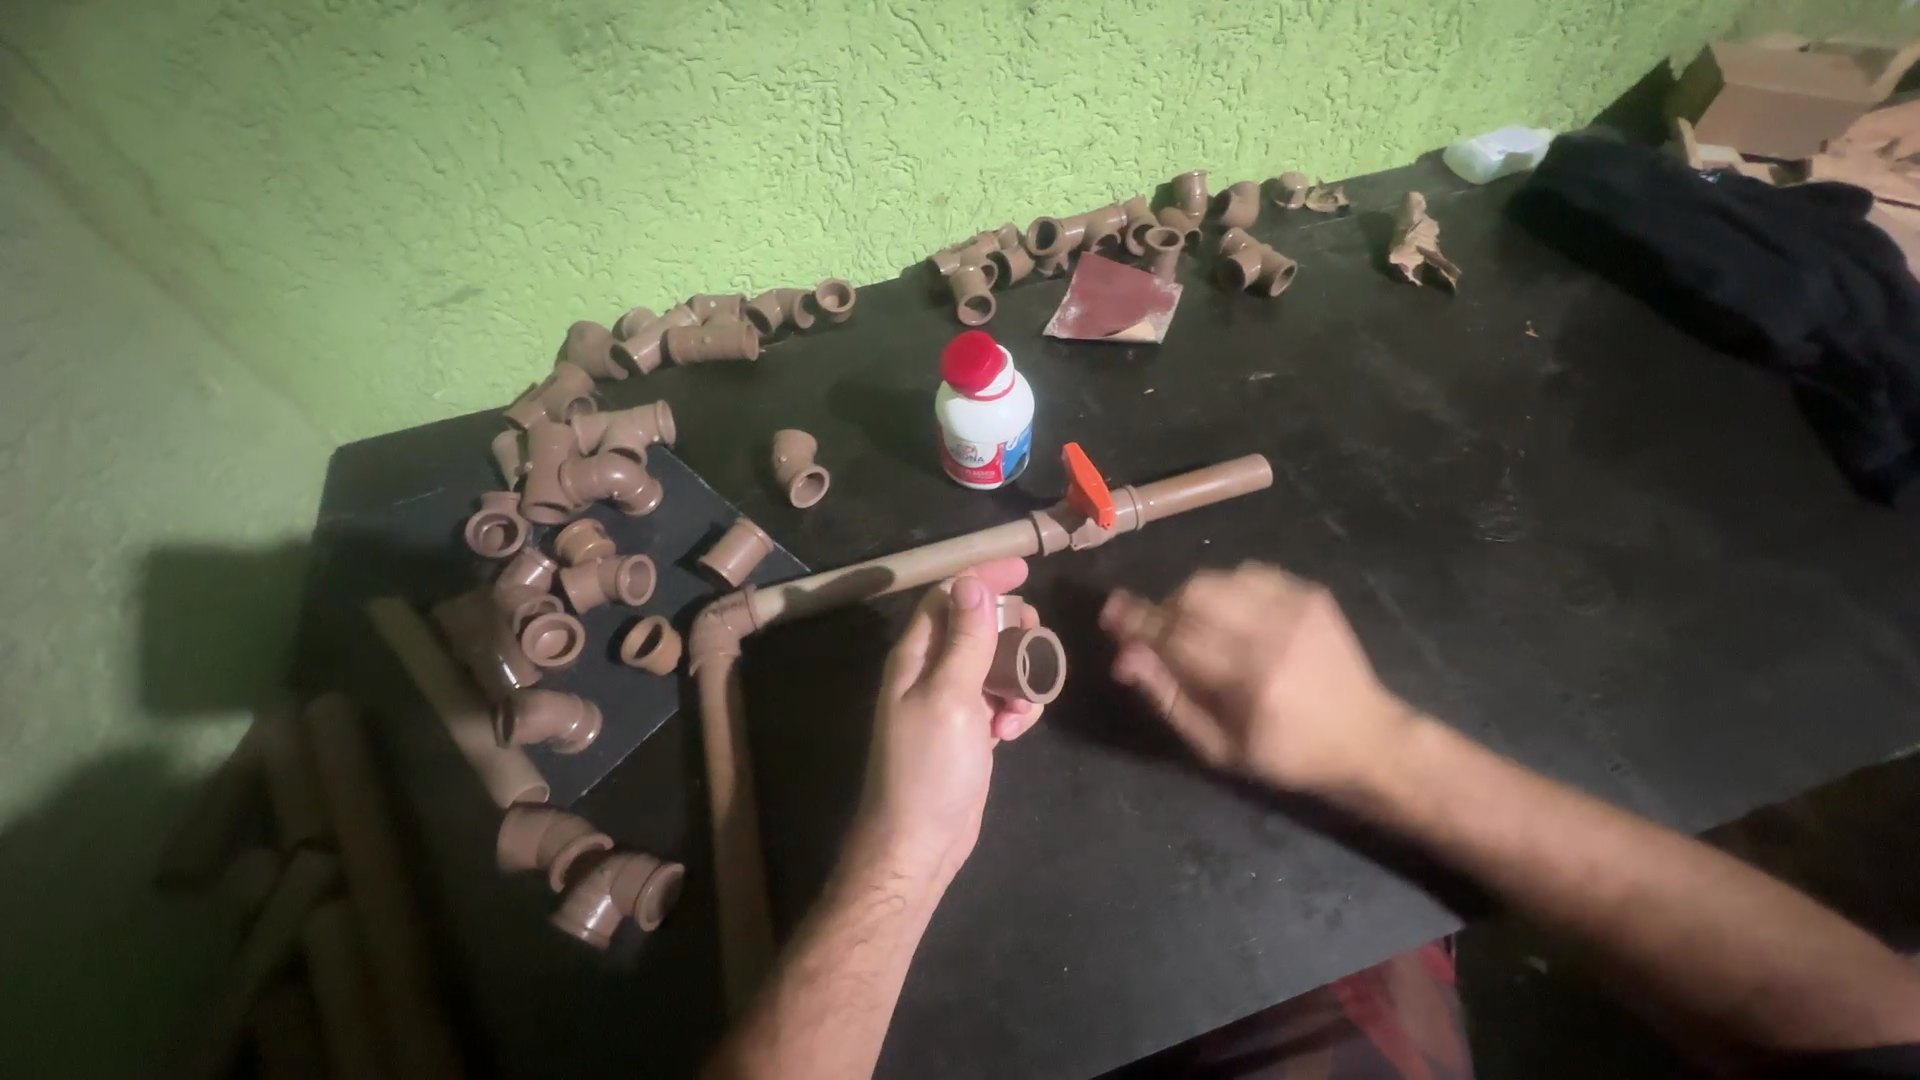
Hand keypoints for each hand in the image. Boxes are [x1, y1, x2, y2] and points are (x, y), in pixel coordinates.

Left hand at [854, 558, 1045, 884]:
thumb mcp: (949, 696)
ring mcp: (950, 701)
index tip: (1025, 569)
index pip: (948, 597)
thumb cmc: (930, 768)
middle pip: (975, 626)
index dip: (983, 578)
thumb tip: (972, 583)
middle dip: (1010, 628)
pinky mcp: (969, 729)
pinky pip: (999, 698)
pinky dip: (1014, 705)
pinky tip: (1015, 730)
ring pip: (994, 662)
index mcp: (915, 656)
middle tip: (1035, 639)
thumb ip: (963, 640)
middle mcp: (930, 671)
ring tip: (1026, 700)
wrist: (921, 842)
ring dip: (1018, 673)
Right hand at [1100, 561, 1411, 796]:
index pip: (1174, 636)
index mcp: (1248, 680)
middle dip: (1163, 609)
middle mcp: (1271, 634)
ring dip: (1192, 598)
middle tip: (1159, 632)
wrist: (1367, 738)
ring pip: (1217, 579)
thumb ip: (1167, 698)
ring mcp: (1295, 607)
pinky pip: (1248, 573)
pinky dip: (1227, 589)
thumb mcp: (1217, 746)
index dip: (1136, 622)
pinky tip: (1233, 616)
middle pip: (1193, 595)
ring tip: (1197, 626)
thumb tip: (1124, 656)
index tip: (1111, 614)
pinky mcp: (1310, 594)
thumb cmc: (1284, 753)